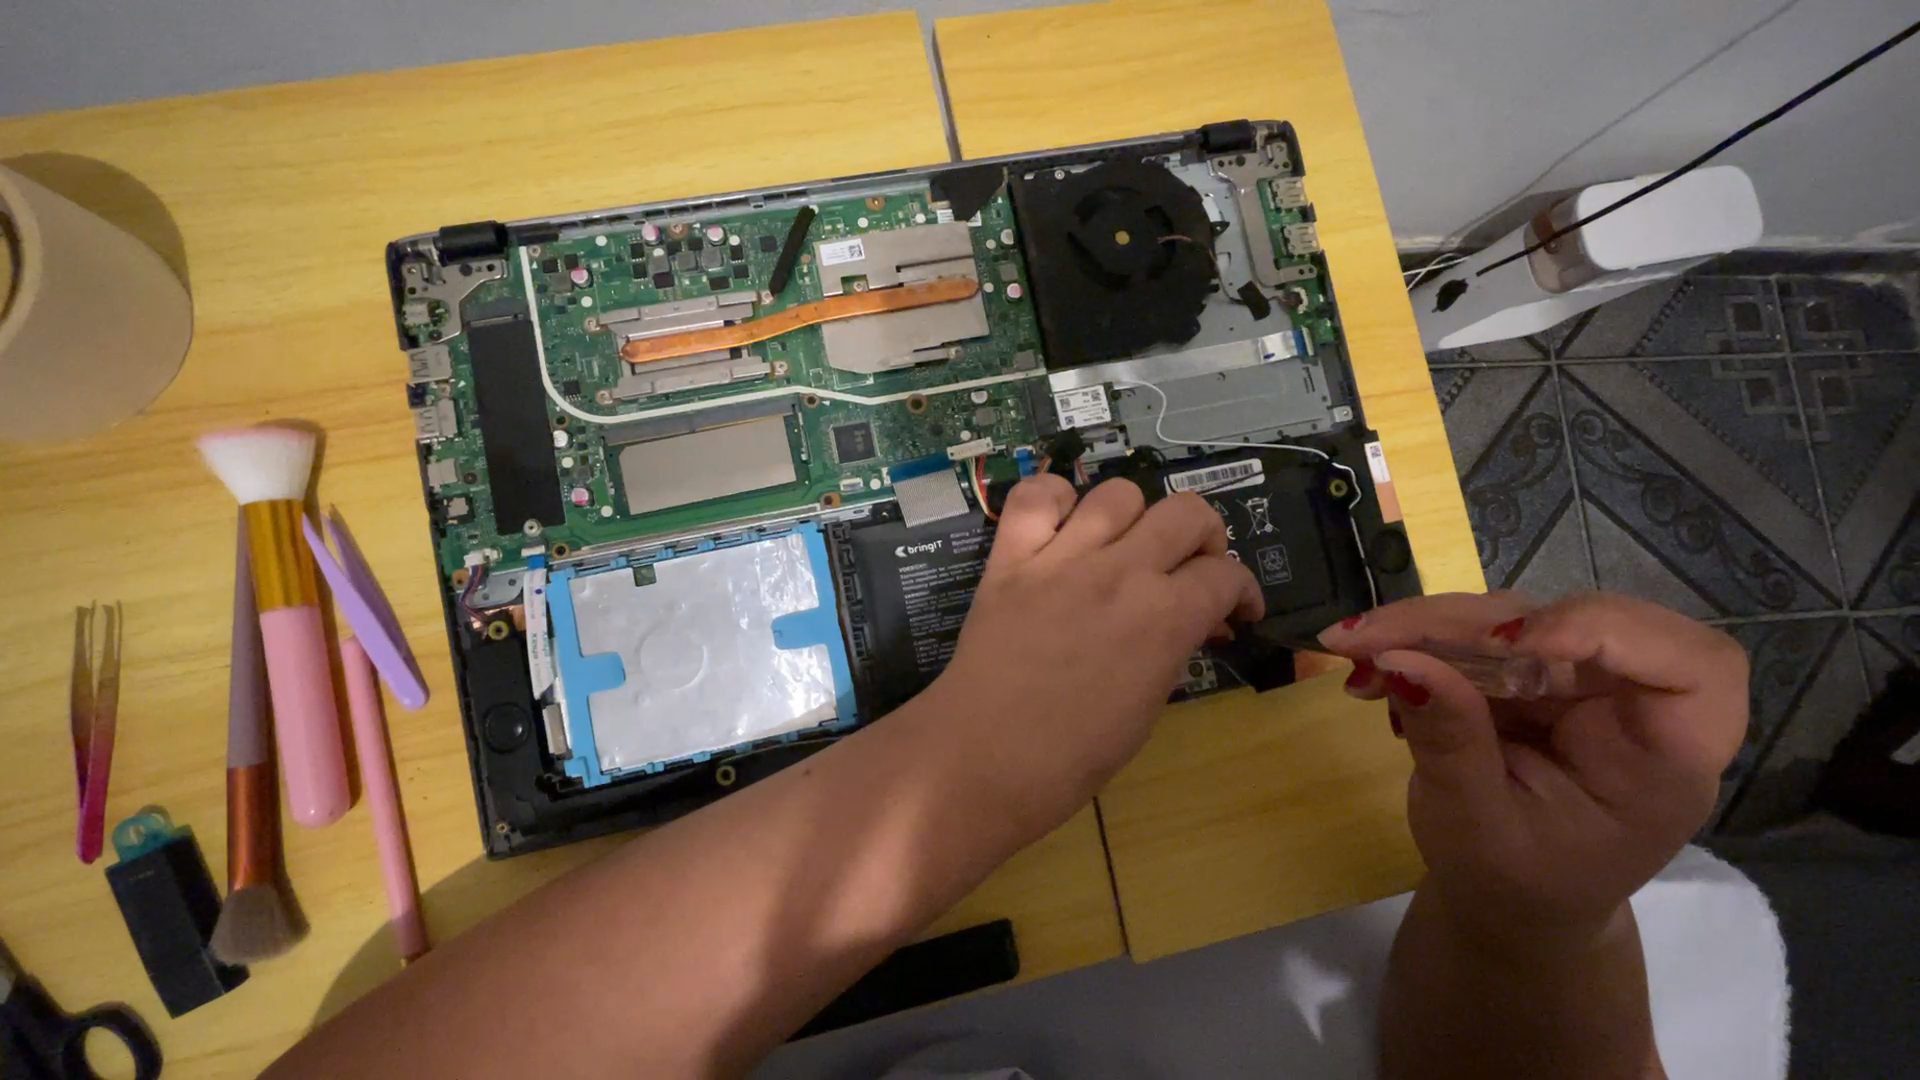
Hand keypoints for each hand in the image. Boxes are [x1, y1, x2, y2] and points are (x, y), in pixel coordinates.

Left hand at [927, 475, 1263, 799]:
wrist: (986, 757)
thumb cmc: (1074, 754)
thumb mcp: (1149, 705)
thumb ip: (1174, 647)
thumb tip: (1192, 621)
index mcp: (1165, 618)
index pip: (1226, 574)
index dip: (1242, 591)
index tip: (1236, 611)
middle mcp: (1120, 572)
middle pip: (1187, 513)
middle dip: (1205, 539)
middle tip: (1191, 570)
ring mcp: (1061, 558)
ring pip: (1119, 493)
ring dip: (1137, 517)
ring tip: (1126, 546)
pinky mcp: (1010, 557)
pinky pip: (1035, 496)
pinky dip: (1055, 498)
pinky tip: (1063, 525)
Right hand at [1316, 592, 1747, 943]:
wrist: (1509, 898)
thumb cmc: (1513, 881)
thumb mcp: (1474, 823)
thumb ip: (1449, 742)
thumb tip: (1398, 661)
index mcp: (1659, 757)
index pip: (1692, 668)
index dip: (1613, 633)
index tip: (1512, 640)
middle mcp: (1623, 703)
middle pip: (1564, 622)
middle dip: (1458, 622)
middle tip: (1364, 638)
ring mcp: (1571, 683)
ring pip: (1506, 617)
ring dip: (1422, 626)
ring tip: (1351, 651)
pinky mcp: (1523, 674)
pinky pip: (1470, 636)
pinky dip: (1413, 641)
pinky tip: (1369, 668)